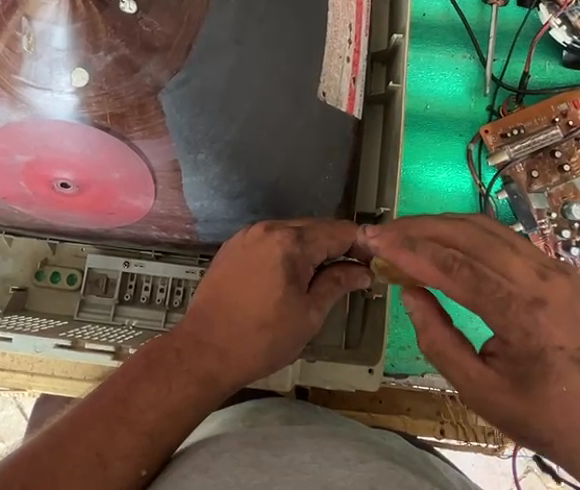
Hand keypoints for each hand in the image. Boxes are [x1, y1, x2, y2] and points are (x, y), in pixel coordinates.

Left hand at [170, 219, 372, 394]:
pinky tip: (293, 272)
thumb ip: (336, 284)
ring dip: (312, 247)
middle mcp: (269, 228)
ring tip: (326, 272)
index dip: (360, 243)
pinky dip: (287, 250)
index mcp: (291, 243)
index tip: (374, 260)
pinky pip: (270, 240)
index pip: (337, 231)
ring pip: (291, 232)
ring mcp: (248, 235)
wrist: (204, 350)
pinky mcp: (234, 246)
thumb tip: (362, 271)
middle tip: (356, 269)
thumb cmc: (262, 339)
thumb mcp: (308, 315)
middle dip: (337, 245)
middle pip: (314, 228)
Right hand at [359, 214, 579, 486]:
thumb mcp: (481, 392)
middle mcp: (542, 278)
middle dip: (420, 228)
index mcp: (525, 313)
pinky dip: (468, 232)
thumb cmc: (545, 417)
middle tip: (382, 230)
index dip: (410, 250)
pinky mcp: (559, 267)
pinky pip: (506, 237)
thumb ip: (439, 340)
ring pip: (488, 227)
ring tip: (405, 231)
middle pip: (469, 234)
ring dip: (443, 224)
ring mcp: (554, 267)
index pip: (455, 266)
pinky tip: (444, 239)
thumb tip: (409, 293)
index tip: (374, 239)